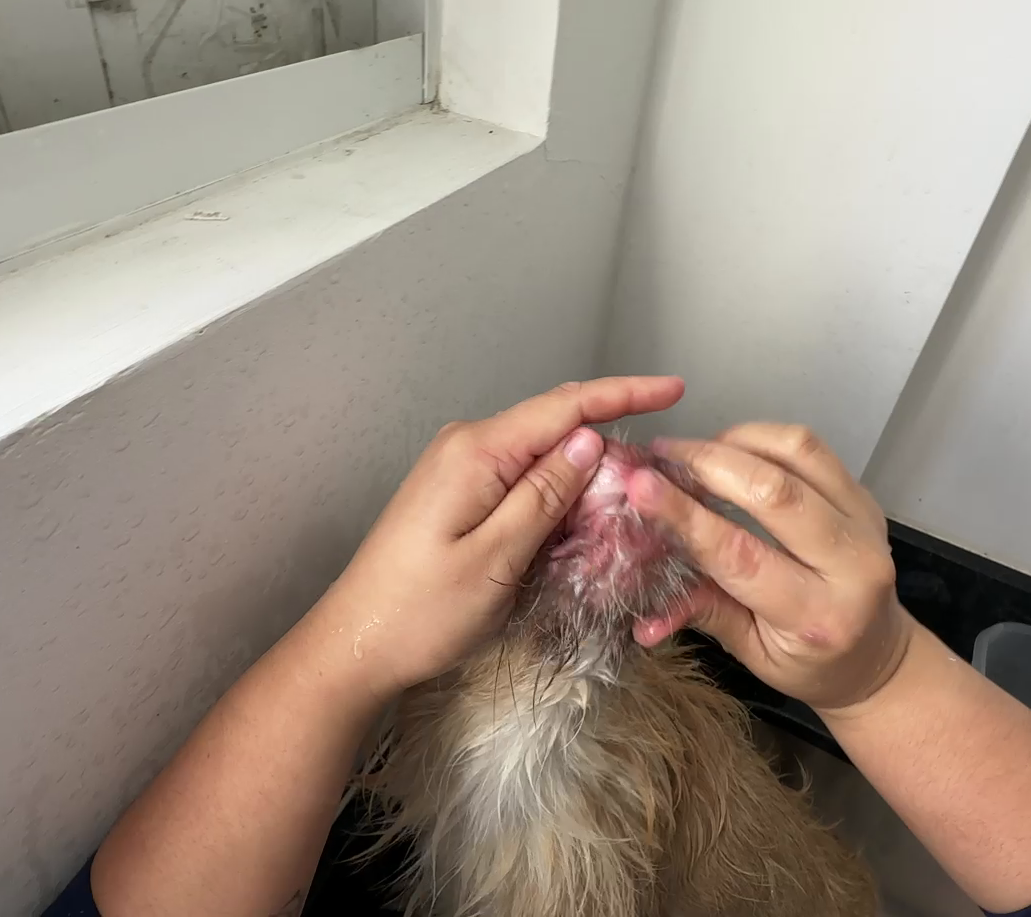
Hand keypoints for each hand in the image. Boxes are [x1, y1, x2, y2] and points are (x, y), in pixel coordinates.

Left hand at [307, 376, 685, 699]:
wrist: (356, 641)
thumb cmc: (421, 611)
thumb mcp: (496, 558)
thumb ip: (544, 494)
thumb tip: (591, 440)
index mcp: (477, 452)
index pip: (564, 407)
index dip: (623, 394)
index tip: (673, 388)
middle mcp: (468, 444)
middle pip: (554, 424)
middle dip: (609, 435)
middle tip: (656, 472)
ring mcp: (461, 466)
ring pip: (540, 451)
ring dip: (583, 470)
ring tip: (625, 500)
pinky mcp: (460, 489)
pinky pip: (520, 475)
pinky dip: (556, 489)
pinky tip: (577, 514)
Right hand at [625, 423, 912, 713]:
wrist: (880, 657)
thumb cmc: (808, 663)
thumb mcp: (752, 654)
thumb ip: (703, 614)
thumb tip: (640, 620)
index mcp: (815, 616)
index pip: (739, 554)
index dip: (685, 515)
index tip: (640, 484)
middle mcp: (851, 564)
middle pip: (774, 492)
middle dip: (707, 463)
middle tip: (660, 455)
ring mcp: (864, 522)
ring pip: (798, 453)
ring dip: (735, 442)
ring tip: (694, 452)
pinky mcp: (864, 496)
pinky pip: (811, 448)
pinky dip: (762, 438)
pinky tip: (730, 450)